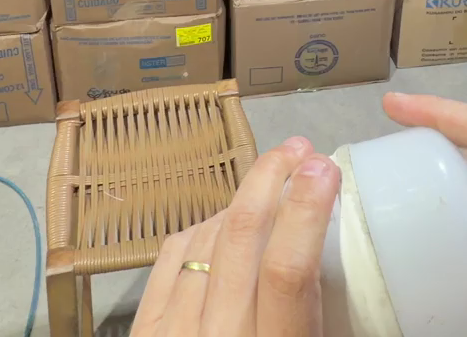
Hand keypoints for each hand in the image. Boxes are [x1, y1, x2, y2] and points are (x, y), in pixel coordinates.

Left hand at [132, 136, 340, 335]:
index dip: (305, 210)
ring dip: (241, 202)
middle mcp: (217, 335)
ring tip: (268, 187)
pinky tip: (221, 221)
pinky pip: (171, 255)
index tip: (324, 166)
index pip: (286, 270)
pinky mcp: (143, 330)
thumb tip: (319, 230)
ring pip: (206, 237)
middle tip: (300, 149)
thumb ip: (311, 306)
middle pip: (240, 234)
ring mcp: (172, 332)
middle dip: (271, 177)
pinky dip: (200, 228)